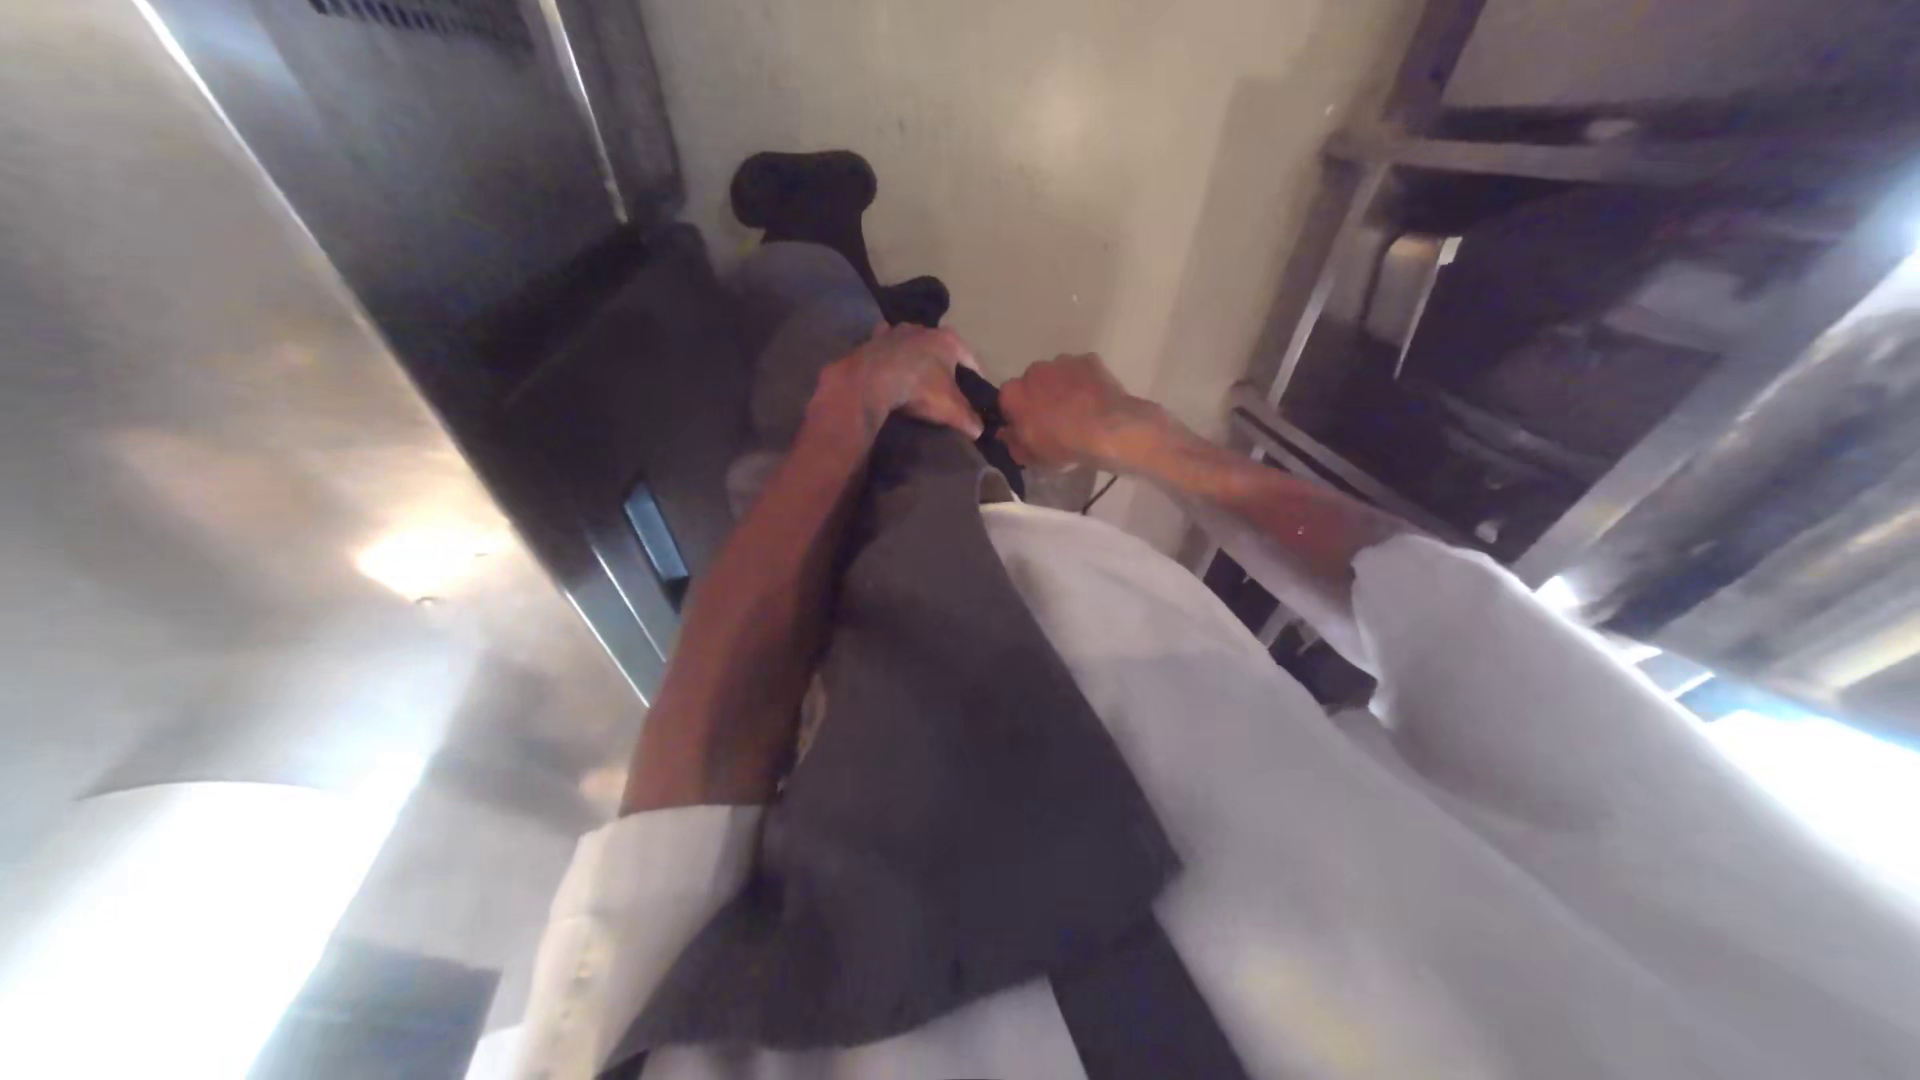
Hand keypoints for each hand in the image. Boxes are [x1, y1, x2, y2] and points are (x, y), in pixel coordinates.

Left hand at [813, 323, 983, 439]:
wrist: (871, 381)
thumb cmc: (919, 390)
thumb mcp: (950, 409)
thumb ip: (968, 419)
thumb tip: (979, 431)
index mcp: (949, 341)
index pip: (971, 359)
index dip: (976, 377)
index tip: (976, 391)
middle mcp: (925, 329)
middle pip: (942, 348)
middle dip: (945, 364)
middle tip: (947, 385)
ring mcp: (897, 331)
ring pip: (914, 342)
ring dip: (917, 356)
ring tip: (918, 376)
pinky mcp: (874, 339)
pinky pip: (887, 345)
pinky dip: (891, 353)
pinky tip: (889, 365)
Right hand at [998, 353, 1169, 469]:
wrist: (1106, 430)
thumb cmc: (1062, 445)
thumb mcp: (1031, 456)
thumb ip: (1012, 443)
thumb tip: (1005, 434)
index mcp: (1012, 394)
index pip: (1007, 401)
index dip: (1017, 414)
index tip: (1029, 427)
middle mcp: (1032, 371)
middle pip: (1032, 383)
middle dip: (1039, 397)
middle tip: (1055, 418)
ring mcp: (1062, 361)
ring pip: (1056, 374)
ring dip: (1062, 387)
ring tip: (1079, 409)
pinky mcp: (1088, 359)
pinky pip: (1081, 370)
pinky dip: (1084, 382)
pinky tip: (1095, 400)